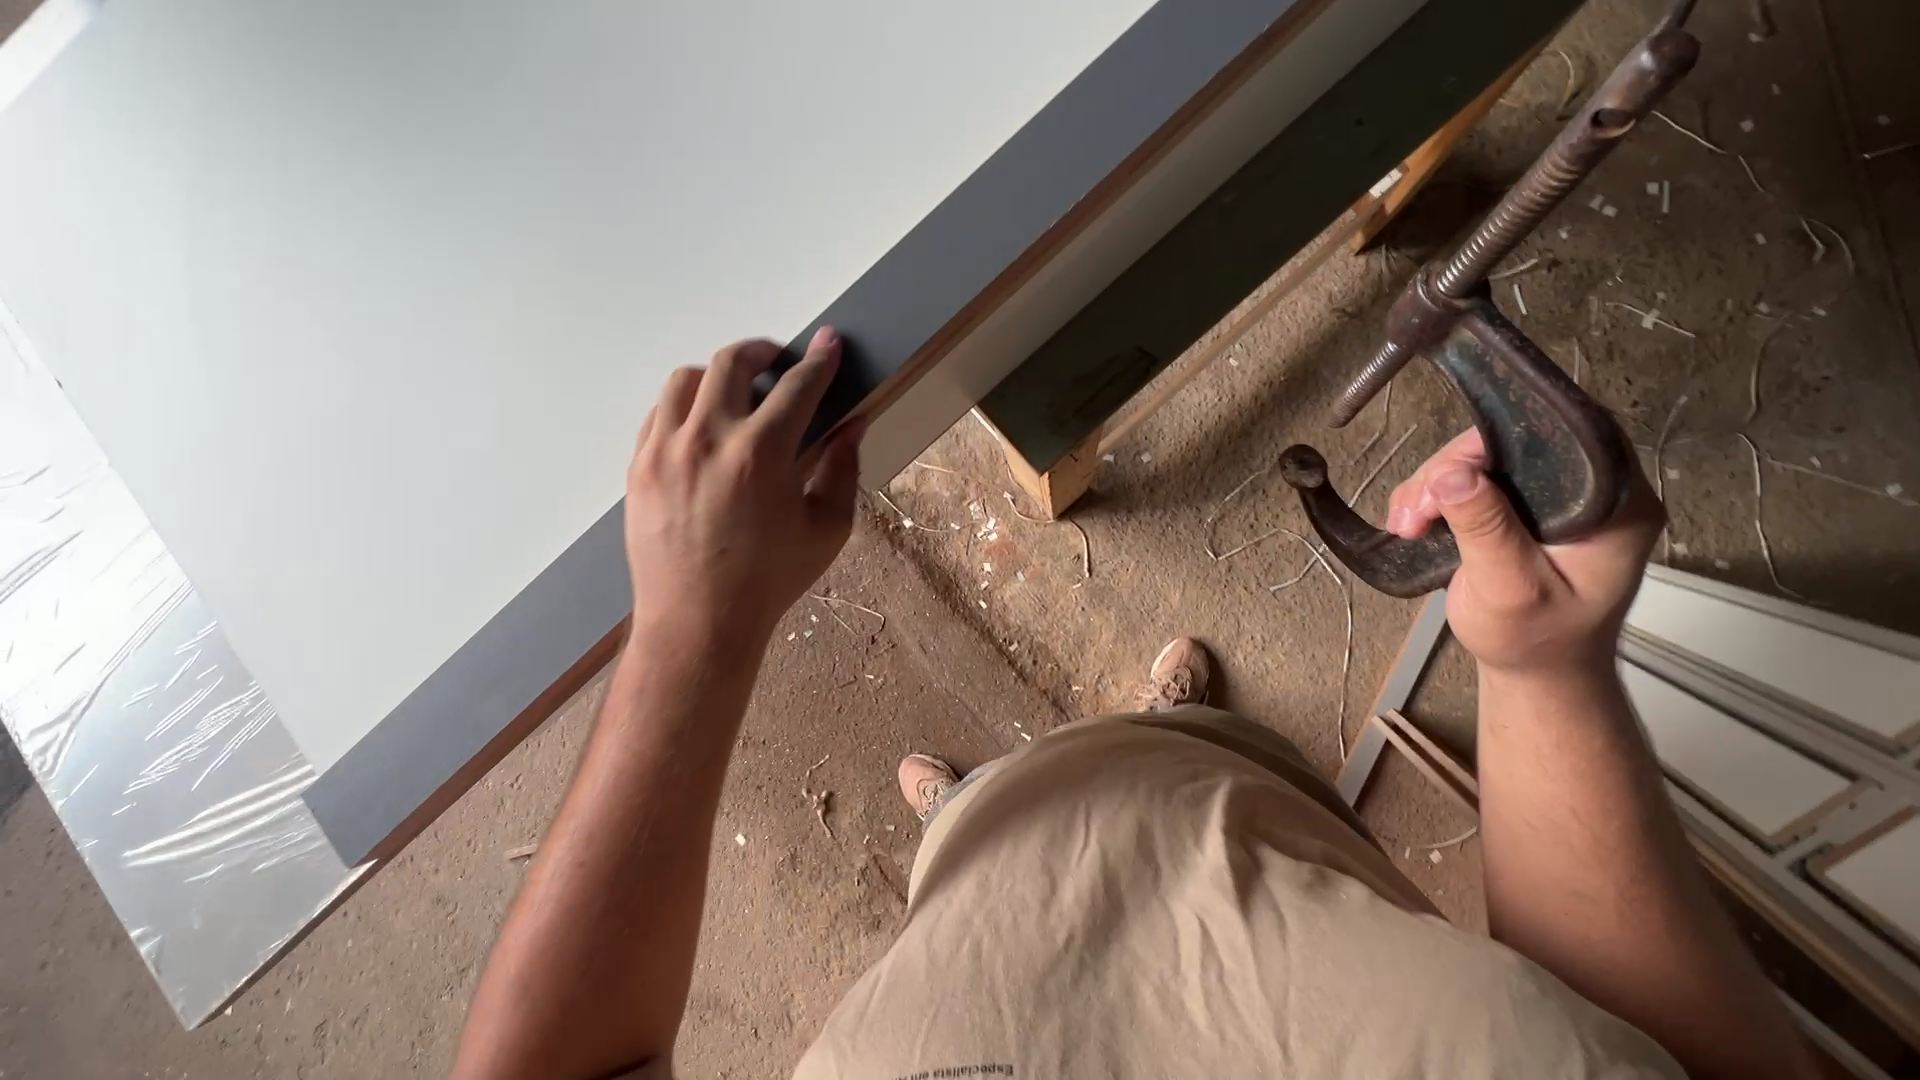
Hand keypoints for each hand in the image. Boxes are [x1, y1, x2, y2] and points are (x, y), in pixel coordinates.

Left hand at [624, 327, 865, 645]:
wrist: (698, 620)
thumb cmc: (771, 579)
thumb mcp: (827, 529)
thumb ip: (843, 469)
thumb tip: (854, 424)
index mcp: (762, 453)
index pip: (797, 386)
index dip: (819, 360)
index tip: (828, 342)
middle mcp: (708, 438)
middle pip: (732, 362)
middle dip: (763, 352)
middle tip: (778, 363)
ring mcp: (665, 449)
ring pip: (686, 379)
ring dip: (717, 375)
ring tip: (734, 394)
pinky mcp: (638, 466)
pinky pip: (658, 413)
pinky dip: (684, 407)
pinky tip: (701, 427)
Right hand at [1384, 428, 1662, 679]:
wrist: (1532, 671)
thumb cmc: (1532, 640)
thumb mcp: (1509, 589)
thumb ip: (1487, 530)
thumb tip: (1451, 475)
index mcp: (1617, 504)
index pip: (1562, 438)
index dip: (1500, 440)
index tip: (1447, 472)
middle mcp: (1593, 489)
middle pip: (1514, 444)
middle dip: (1451, 470)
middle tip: (1414, 512)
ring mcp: (1555, 496)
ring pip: (1485, 459)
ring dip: (1433, 485)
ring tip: (1405, 524)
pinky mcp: (1522, 505)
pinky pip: (1474, 478)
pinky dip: (1435, 494)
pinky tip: (1413, 521)